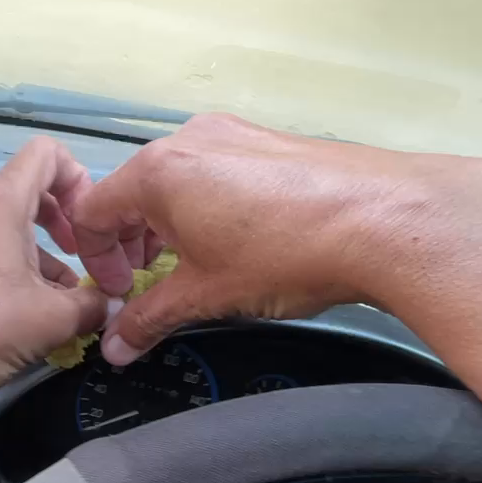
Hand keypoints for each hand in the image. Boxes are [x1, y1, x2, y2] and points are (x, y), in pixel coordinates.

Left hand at [0, 137, 109, 404]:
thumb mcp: (53, 319)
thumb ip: (92, 305)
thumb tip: (109, 305)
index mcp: (0, 203)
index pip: (46, 153)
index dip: (79, 178)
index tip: (91, 223)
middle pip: (31, 190)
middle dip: (66, 221)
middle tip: (84, 257)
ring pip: (13, 227)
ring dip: (46, 255)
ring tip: (66, 299)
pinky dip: (19, 270)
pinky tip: (34, 312)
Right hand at [68, 113, 481, 364]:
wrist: (390, 219)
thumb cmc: (282, 254)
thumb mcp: (203, 295)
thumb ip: (148, 321)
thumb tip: (115, 349)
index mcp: (156, 172)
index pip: (91, 213)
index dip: (95, 261)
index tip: (118, 294)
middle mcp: (187, 140)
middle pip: (128, 195)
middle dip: (127, 245)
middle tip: (146, 284)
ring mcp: (231, 133)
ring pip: (171, 182)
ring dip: (162, 228)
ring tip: (187, 265)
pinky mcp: (267, 140)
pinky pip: (210, 172)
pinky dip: (199, 209)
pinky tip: (230, 242)